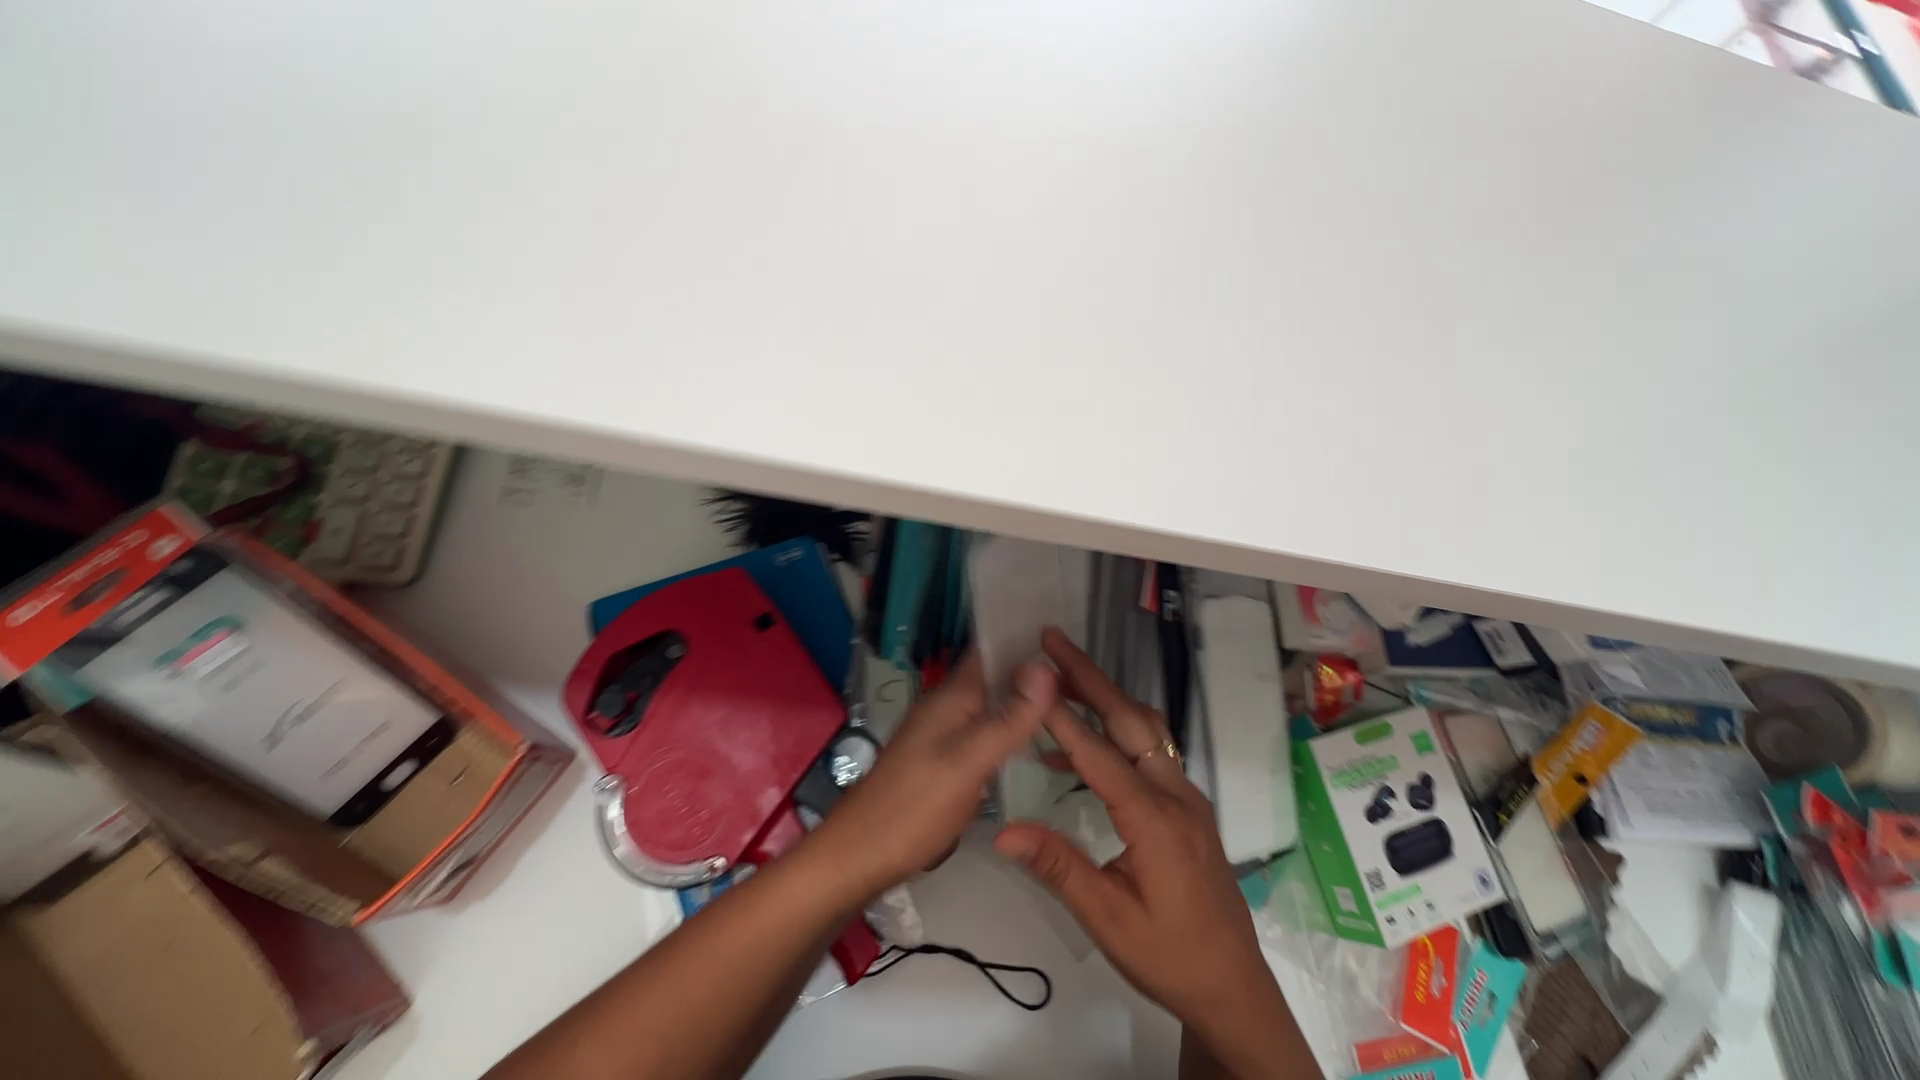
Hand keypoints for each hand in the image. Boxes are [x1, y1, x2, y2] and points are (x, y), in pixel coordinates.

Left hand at [815, 652, 1058, 899]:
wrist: (863, 854)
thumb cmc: (915, 806)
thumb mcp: (969, 761)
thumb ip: (1007, 718)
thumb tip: (1046, 666)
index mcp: (951, 697)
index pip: (991, 649)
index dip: (1026, 640)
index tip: (1068, 638)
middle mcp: (947, 708)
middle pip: (994, 677)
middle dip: (1033, 673)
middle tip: (1084, 678)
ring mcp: (944, 736)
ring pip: (991, 707)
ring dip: (1023, 703)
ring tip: (1072, 705)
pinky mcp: (945, 763)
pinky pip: (984, 734)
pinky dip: (1009, 731)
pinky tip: (1035, 744)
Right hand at [994, 630, 1294, 1064]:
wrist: (1232, 986)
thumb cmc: (1169, 955)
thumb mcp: (1109, 919)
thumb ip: (1058, 868)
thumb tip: (1002, 831)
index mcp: (1156, 820)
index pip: (1102, 756)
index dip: (1063, 717)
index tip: (1032, 681)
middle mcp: (1176, 796)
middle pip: (1133, 720)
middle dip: (1092, 677)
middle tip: (1053, 642)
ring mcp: (1187, 799)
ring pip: (1147, 730)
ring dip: (1106, 698)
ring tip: (1061, 679)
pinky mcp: (1187, 809)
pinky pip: (1150, 754)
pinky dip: (1116, 734)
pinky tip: (1077, 751)